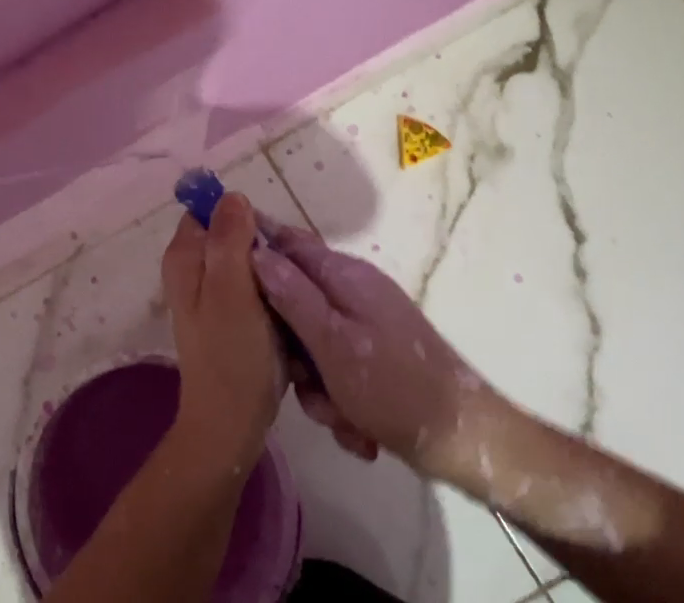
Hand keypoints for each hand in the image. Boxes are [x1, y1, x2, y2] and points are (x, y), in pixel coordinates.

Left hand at [160, 193, 285, 472]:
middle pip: (233, 236)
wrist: (232, 421)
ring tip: (294, 292)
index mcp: (183, 258)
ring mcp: (212, 295)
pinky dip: (274, 294)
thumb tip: (232, 196)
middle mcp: (191, 271)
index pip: (210, 211)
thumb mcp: (231, 290)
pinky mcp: (232, 317)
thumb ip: (229, 241)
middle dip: (264, 246)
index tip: (271, 239)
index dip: (242, 216)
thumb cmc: (231, 354)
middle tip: (290, 270)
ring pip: (249, 262)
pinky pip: (257, 288)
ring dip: (273, 272)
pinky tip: (290, 312)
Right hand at [249, 219, 514, 486]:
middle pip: (291, 300)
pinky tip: (354, 426)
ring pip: (308, 343)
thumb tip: (254, 251)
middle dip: (288, 344)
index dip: (253, 247)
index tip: (220, 265)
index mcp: (345, 276)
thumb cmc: (394, 388)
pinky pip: (333, 369)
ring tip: (335, 412)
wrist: (463, 441)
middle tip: (297, 375)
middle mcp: (353, 293)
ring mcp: (364, 326)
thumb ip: (291, 296)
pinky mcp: (372, 358)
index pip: (287, 242)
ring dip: (315, 384)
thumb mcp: (333, 343)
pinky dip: (337, 398)